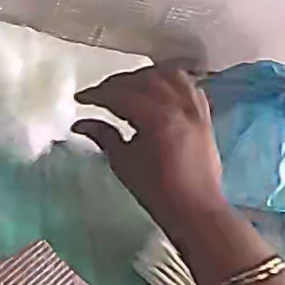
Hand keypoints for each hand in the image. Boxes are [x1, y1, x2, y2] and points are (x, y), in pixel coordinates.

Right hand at [72, 62, 226, 237]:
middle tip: (98, 94)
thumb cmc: (156, 190)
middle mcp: (179, 106)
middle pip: (143, 80)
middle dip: (116, 83)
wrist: (195, 209)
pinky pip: (188, 85)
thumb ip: (103, 135)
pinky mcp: (204, 115)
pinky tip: (157, 89)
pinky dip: (170, 81)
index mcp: (157, 118)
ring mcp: (195, 109)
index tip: (80, 99)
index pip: (120, 94)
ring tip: (127, 87)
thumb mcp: (123, 162)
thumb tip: (80, 123)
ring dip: (144, 76)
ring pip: (168, 75)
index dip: (96, 94)